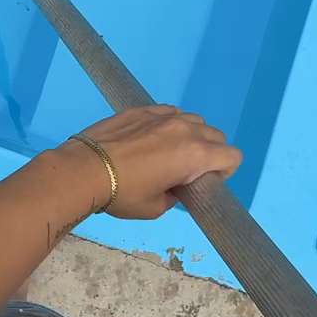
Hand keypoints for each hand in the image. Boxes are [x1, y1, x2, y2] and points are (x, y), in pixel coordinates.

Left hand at [60, 105, 242, 219]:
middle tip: (187, 171)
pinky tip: (151, 138)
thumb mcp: (156, 207)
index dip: (224, 172)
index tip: (203, 182)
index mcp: (195, 154)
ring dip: (191, 136)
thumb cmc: (122, 194)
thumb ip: (176, 194)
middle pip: (216, 136)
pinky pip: (169, 112)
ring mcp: (162, 115)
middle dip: (210, 153)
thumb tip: (174, 185)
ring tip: (168, 152)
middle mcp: (185, 129)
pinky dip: (169, 124)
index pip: (232, 156)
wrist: (84, 170)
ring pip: (193, 120)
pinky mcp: (142, 108)